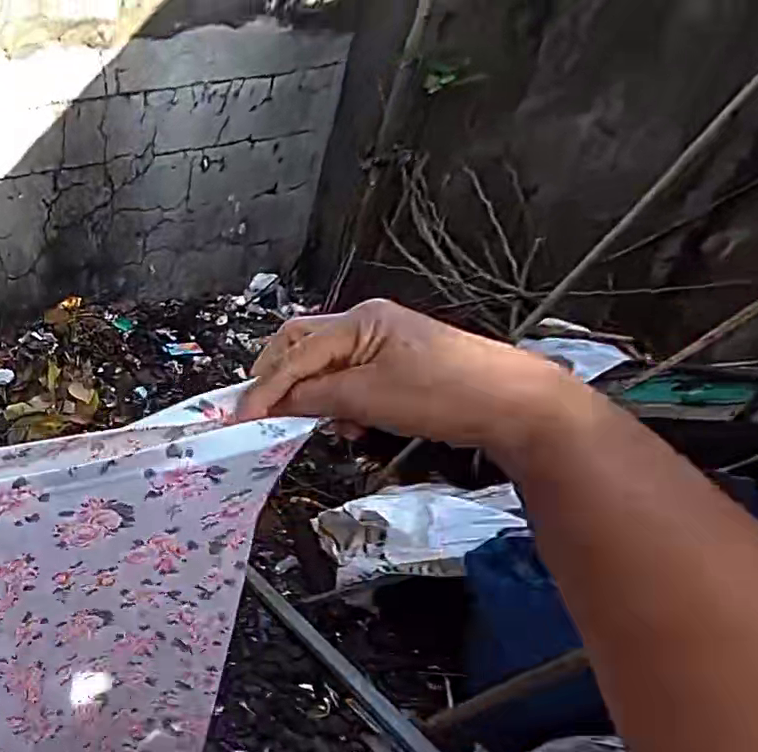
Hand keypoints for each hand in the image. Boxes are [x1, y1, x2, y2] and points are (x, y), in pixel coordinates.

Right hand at [236, 299, 597, 459]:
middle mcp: (365, 325)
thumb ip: (309, 398)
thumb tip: (273, 405)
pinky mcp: (391, 366)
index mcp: (359, 322)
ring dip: (310, 397)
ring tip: (323, 423)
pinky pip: (343, 381)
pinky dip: (335, 403)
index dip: (264, 389)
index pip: (293, 355)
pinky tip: (350, 423)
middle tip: (267, 412)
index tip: (242, 418)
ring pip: (318, 368)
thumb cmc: (445, 393)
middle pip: (298, 349)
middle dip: (280, 382)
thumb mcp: (363, 398)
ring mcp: (379, 344)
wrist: (515, 406)